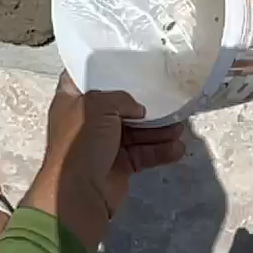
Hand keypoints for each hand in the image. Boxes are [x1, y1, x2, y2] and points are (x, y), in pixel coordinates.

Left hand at [22, 74, 187, 250]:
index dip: (101, 68)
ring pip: (134, 131)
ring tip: (180, 126)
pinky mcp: (118, 165)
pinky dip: (159, 150)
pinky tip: (177, 148)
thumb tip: (138, 110)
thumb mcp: (98, 105)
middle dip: (141, 103)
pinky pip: (142, 153)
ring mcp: (103, 144)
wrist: (79, 192)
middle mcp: (86, 120)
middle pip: (116, 106)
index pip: (83, 77)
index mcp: (72, 101)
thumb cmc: (82, 140)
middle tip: (166, 97)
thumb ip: (121, 98)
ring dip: (157, 128)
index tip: (124, 60)